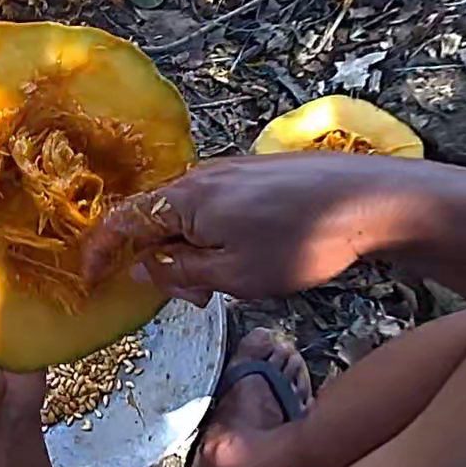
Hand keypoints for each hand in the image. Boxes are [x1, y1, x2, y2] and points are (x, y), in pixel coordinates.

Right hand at [83, 153, 425, 303]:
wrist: (375, 200)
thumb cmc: (302, 243)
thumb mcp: (233, 275)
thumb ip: (178, 273)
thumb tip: (140, 270)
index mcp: (185, 200)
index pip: (121, 222)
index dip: (99, 253)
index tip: (90, 281)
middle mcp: (198, 177)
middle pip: (152, 219)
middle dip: (156, 260)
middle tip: (189, 296)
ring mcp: (227, 170)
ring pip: (183, 214)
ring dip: (185, 250)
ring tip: (220, 280)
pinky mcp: (250, 173)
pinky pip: (209, 205)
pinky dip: (207, 234)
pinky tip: (239, 253)